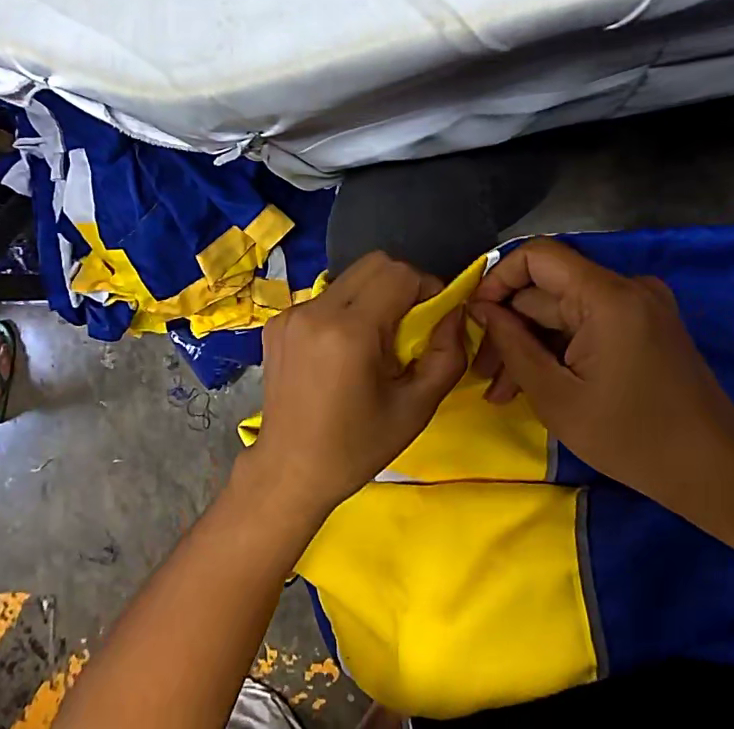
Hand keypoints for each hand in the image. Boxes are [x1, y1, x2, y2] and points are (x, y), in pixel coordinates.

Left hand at [244, 252, 469, 515]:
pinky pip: (323, 299)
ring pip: (347, 279)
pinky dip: (342, 312)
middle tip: (407, 327)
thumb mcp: (416, 407)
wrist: (290, 469)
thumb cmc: (356, 446)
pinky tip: (341, 353)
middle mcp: (315, 311)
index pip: (398, 273)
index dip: (426, 288)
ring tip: (372, 344)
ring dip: (370, 298)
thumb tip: (456, 312)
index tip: (433, 318)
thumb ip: (447, 355)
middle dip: (400, 285)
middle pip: (372, 264)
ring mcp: (290, 314)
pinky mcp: (276, 323)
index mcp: (349, 331)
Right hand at [468, 238, 733, 506]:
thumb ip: (511, 344)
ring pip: (560, 310)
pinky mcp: (642, 324)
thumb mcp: (555, 396)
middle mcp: (626, 287)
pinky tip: (532, 382)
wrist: (716, 473)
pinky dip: (556, 348)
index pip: (536, 255)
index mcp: (608, 297)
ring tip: (501, 390)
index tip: (476, 319)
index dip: (497, 279)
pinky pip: (584, 323)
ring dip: (528, 343)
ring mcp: (637, 305)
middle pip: (545, 289)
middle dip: (508, 327)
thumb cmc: (633, 439)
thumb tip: (478, 309)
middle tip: (482, 372)